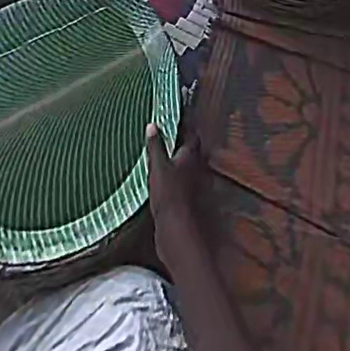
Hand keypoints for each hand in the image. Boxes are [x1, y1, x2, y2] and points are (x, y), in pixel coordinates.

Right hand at [146, 125, 200, 267]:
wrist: (178, 232)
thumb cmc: (169, 195)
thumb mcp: (157, 167)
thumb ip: (155, 146)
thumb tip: (151, 125)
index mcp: (191, 156)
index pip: (192, 135)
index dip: (185, 126)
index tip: (176, 119)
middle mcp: (197, 169)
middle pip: (193, 151)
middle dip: (184, 143)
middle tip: (169, 135)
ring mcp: (195, 186)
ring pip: (189, 167)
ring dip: (180, 161)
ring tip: (165, 156)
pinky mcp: (190, 201)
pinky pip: (184, 182)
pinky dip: (177, 177)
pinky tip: (166, 180)